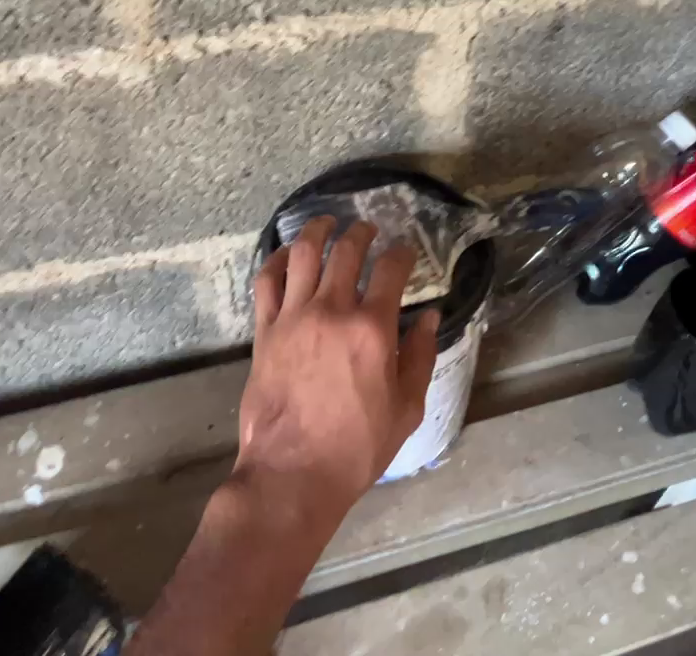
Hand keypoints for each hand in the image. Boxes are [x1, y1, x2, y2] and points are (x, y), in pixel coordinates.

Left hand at [235, 217, 439, 530]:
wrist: (293, 472)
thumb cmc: (357, 446)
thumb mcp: (406, 408)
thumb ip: (421, 357)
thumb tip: (430, 318)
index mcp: (372, 329)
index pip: (390, 270)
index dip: (401, 253)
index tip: (405, 251)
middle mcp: (332, 311)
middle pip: (346, 251)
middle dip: (361, 233)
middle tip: (368, 230)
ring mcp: (294, 317)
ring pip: (303, 254)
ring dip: (317, 231)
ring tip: (327, 223)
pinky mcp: (265, 330)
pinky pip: (266, 281)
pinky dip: (276, 260)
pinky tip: (286, 254)